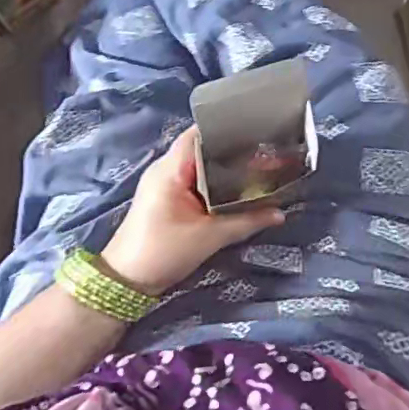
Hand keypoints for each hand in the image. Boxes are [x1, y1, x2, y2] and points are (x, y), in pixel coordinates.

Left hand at [101, 129, 284, 292]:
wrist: (128, 280)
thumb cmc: (163, 252)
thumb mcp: (209, 237)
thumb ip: (246, 221)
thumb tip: (281, 213)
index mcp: (170, 169)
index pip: (199, 134)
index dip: (227, 129)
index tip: (257, 132)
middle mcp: (166, 169)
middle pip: (202, 148)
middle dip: (233, 150)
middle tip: (267, 153)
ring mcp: (164, 183)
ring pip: (200, 165)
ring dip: (225, 168)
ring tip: (259, 168)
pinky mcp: (167, 198)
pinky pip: (195, 180)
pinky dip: (215, 182)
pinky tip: (237, 189)